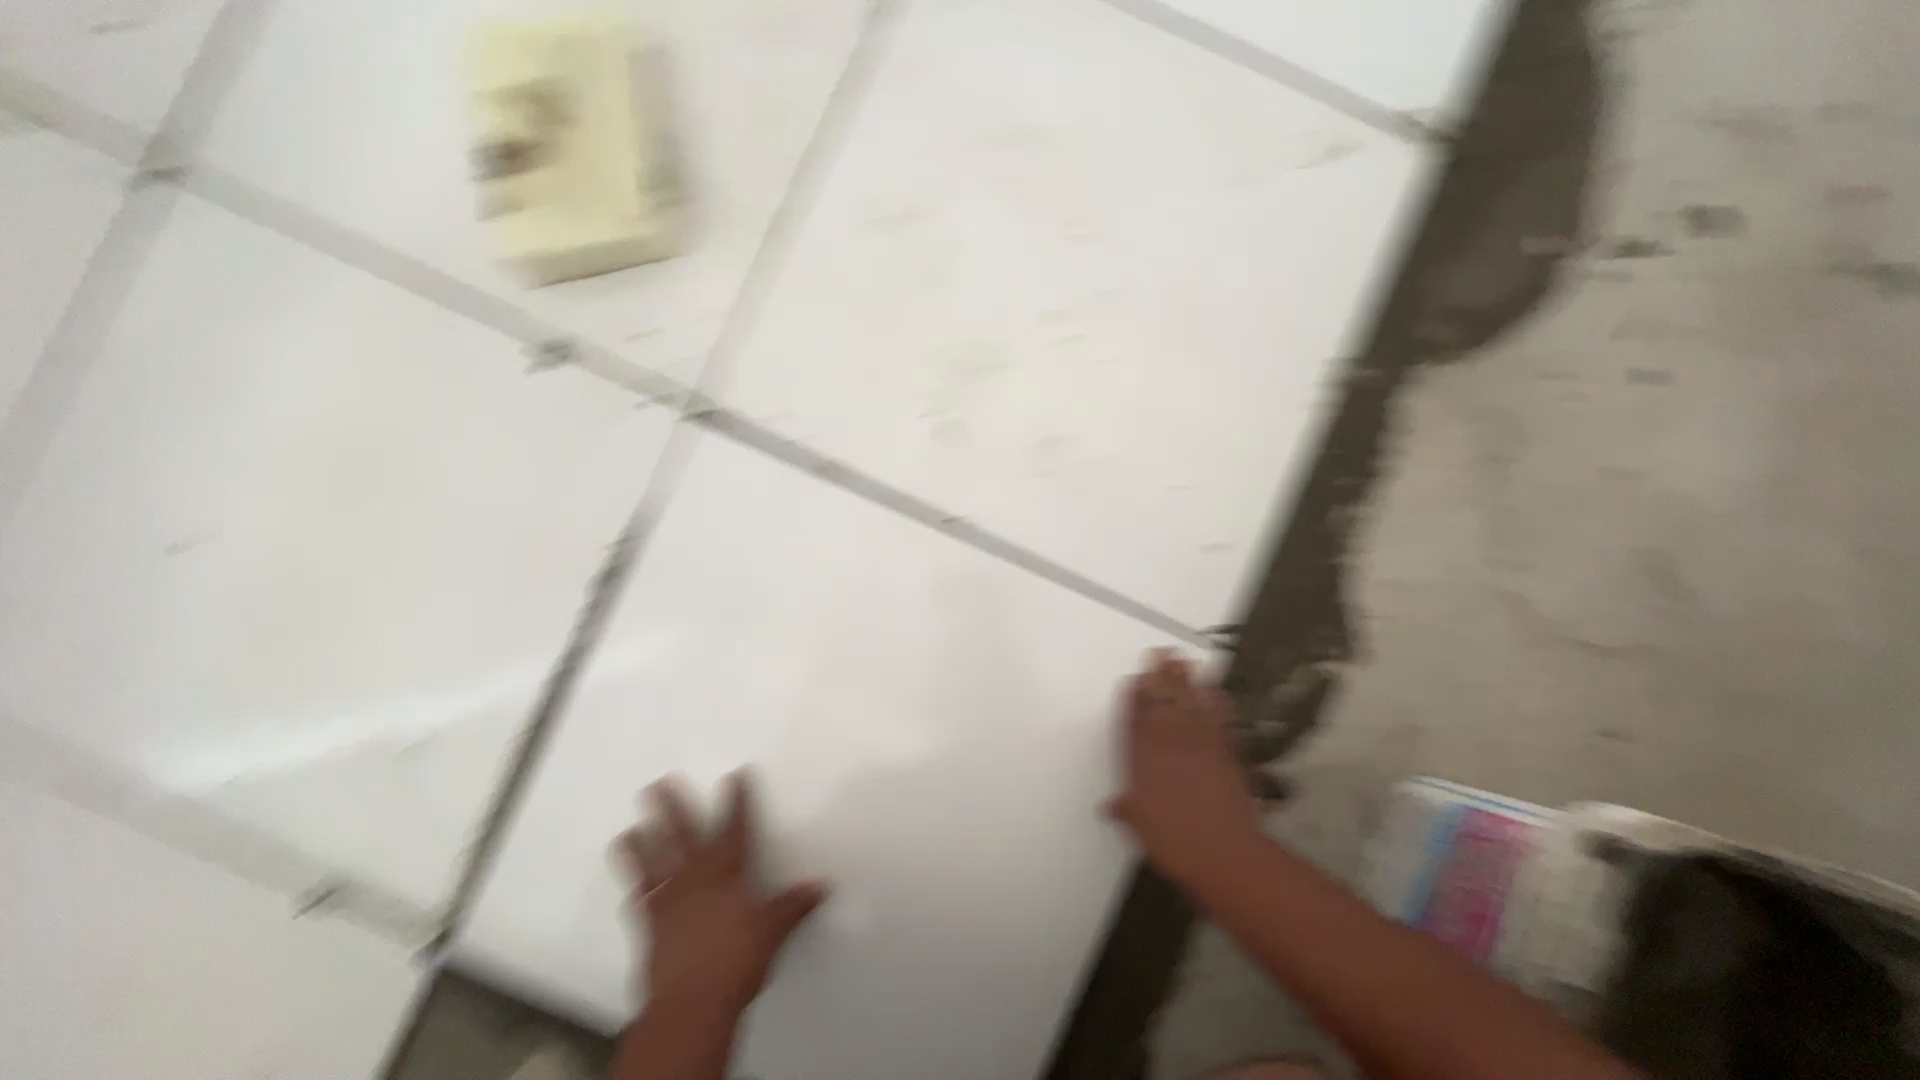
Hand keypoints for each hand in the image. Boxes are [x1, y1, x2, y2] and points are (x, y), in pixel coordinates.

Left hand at [617, 772, 827, 1016]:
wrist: (691, 1004)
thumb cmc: (737, 962)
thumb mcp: (773, 931)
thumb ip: (793, 906)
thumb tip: (820, 885)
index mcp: (725, 875)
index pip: (734, 830)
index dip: (736, 802)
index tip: (735, 776)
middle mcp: (693, 882)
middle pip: (681, 838)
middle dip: (672, 810)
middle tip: (657, 785)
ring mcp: (667, 904)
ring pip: (650, 866)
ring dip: (640, 847)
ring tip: (629, 829)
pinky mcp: (648, 930)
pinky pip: (640, 903)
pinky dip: (635, 893)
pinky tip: (631, 890)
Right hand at [1107, 650, 1264, 887]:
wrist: (1225, 853)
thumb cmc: (1174, 842)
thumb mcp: (1141, 827)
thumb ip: (1127, 809)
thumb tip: (1111, 806)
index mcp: (1144, 760)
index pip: (1136, 721)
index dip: (1134, 698)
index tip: (1134, 679)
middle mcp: (1171, 746)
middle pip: (1163, 703)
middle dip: (1160, 678)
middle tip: (1160, 654)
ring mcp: (1201, 746)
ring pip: (1191, 705)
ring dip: (1187, 682)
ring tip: (1183, 661)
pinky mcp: (1227, 753)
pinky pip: (1220, 720)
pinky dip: (1217, 704)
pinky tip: (1216, 692)